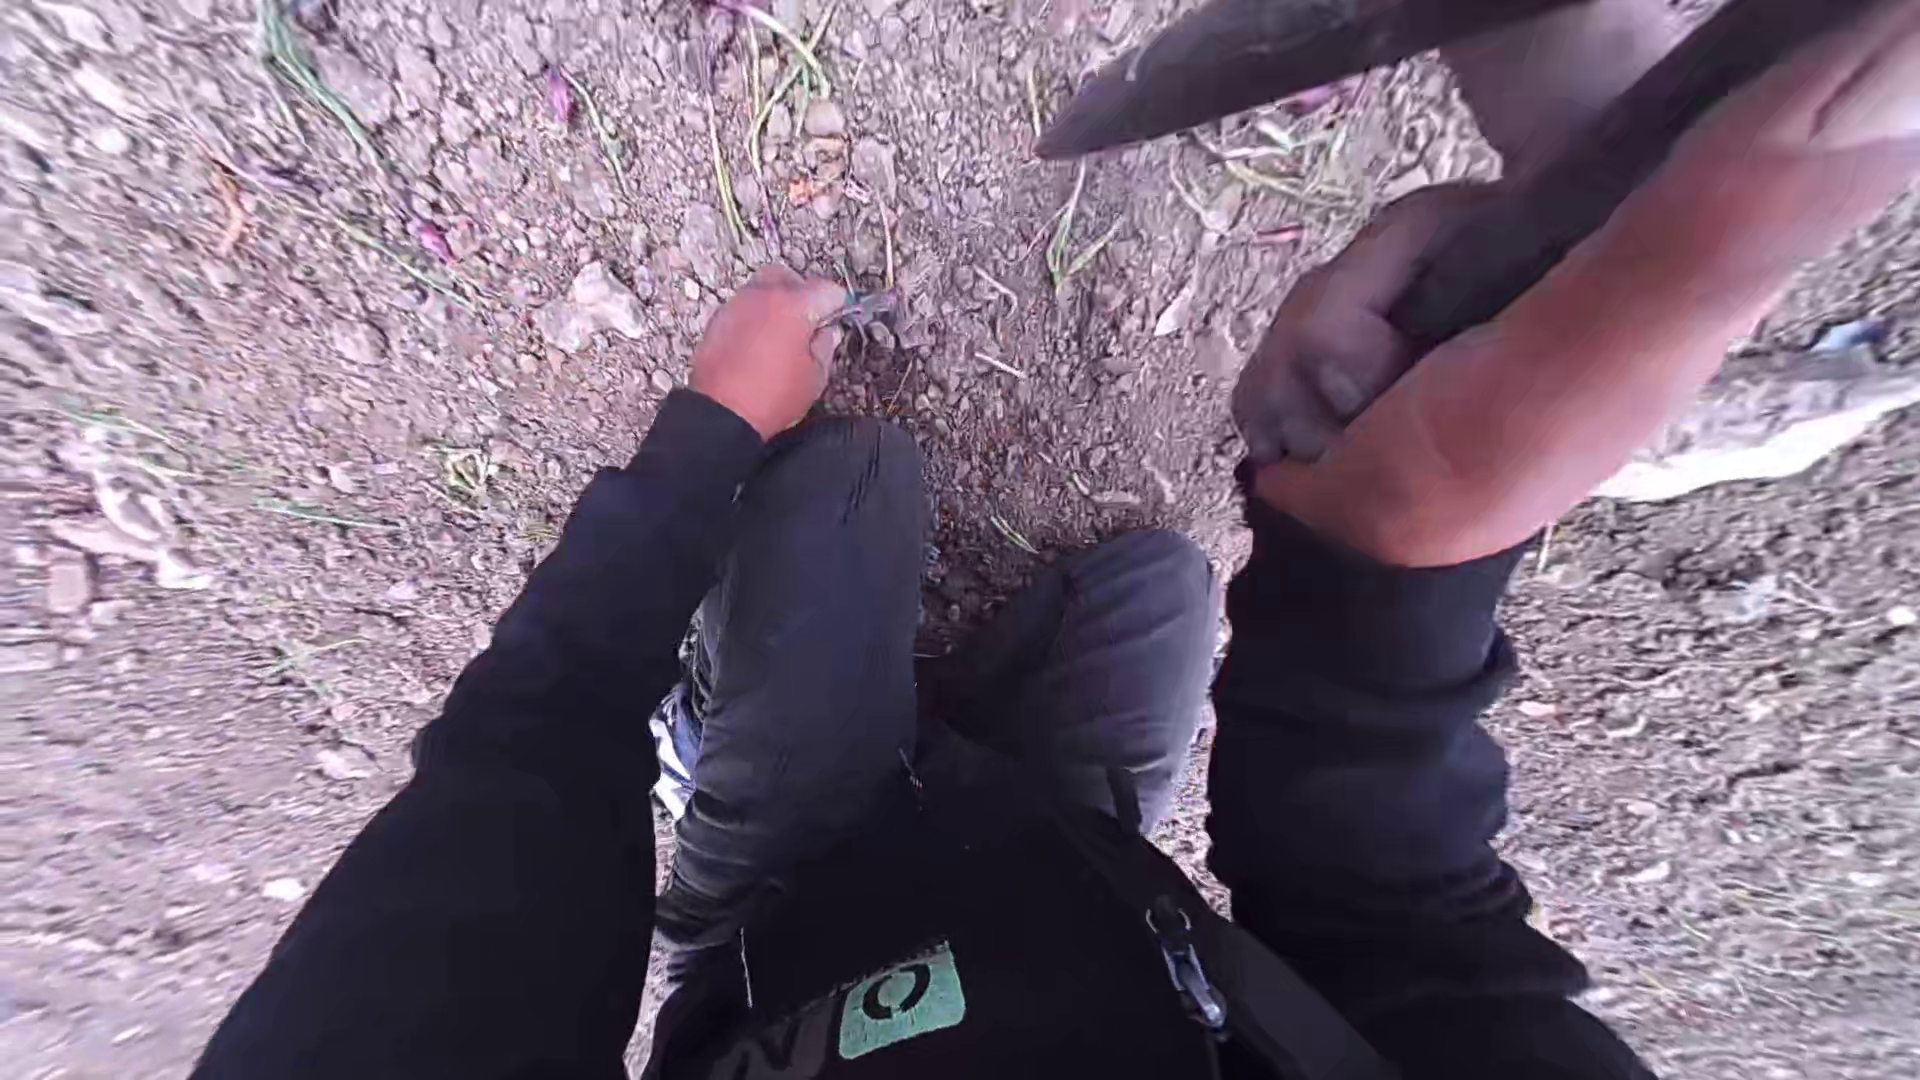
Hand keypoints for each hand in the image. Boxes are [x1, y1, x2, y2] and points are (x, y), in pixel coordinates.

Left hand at [690, 265, 846, 439]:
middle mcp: (763, 296)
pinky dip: (757, 317)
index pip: (826, 290)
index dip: (839, 303)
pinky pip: (744, 307)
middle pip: (789, 277)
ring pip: (763, 289)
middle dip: (804, 293)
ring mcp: (737, 305)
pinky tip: (762, 343)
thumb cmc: (771, 397)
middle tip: (812, 320)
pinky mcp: (718, 320)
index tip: (841, 314)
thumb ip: (826, 347)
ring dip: (778, 303)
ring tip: (786, 334)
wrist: (722, 412)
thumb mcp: (815, 377)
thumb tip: (827, 333)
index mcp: (794, 306)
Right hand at [1254, 0, 1919, 566]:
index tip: (1508, 78)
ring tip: (1327, 430)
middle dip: (1352, 312)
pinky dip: (1275, 388)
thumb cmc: (1455, 481)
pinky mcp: (1340, 347)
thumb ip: (1709, 226)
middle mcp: (1511, 276)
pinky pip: (1284, 330)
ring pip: (1327, 281)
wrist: (1336, 557)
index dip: (1548, 75)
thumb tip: (1898, 35)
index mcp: (1607, 258)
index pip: (1603, 107)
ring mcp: (1412, 316)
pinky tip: (1300, 436)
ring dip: (1304, 364)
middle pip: (1405, 223)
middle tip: (1371, 387)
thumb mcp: (1582, 362)